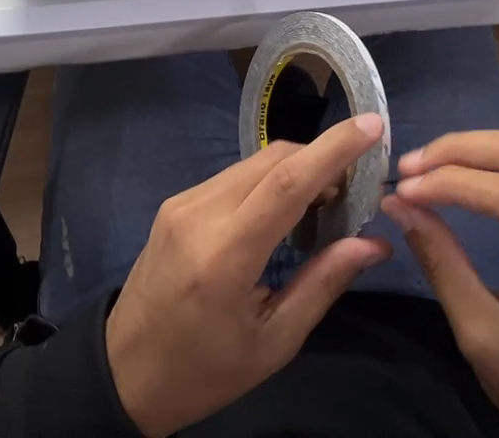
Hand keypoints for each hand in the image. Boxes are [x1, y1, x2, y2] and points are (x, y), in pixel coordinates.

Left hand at [105, 114, 393, 436]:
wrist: (123, 374)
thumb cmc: (205, 370)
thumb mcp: (273, 342)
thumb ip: (323, 283)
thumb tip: (375, 243)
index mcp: (225, 253)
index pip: (288, 181)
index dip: (334, 149)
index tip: (373, 124)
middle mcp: (200, 213)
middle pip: (274, 160)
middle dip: (321, 159)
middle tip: (355, 190)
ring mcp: (182, 203)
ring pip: (254, 163)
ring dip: (296, 169)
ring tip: (324, 202)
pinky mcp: (175, 203)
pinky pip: (234, 176)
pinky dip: (268, 180)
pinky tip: (283, 209)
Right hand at [382, 131, 498, 437]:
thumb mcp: (482, 337)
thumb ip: (444, 265)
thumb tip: (398, 204)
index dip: (457, 184)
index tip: (404, 188)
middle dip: (464, 151)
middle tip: (410, 166)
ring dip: (474, 151)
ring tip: (423, 165)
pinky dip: (489, 163)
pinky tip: (454, 171)